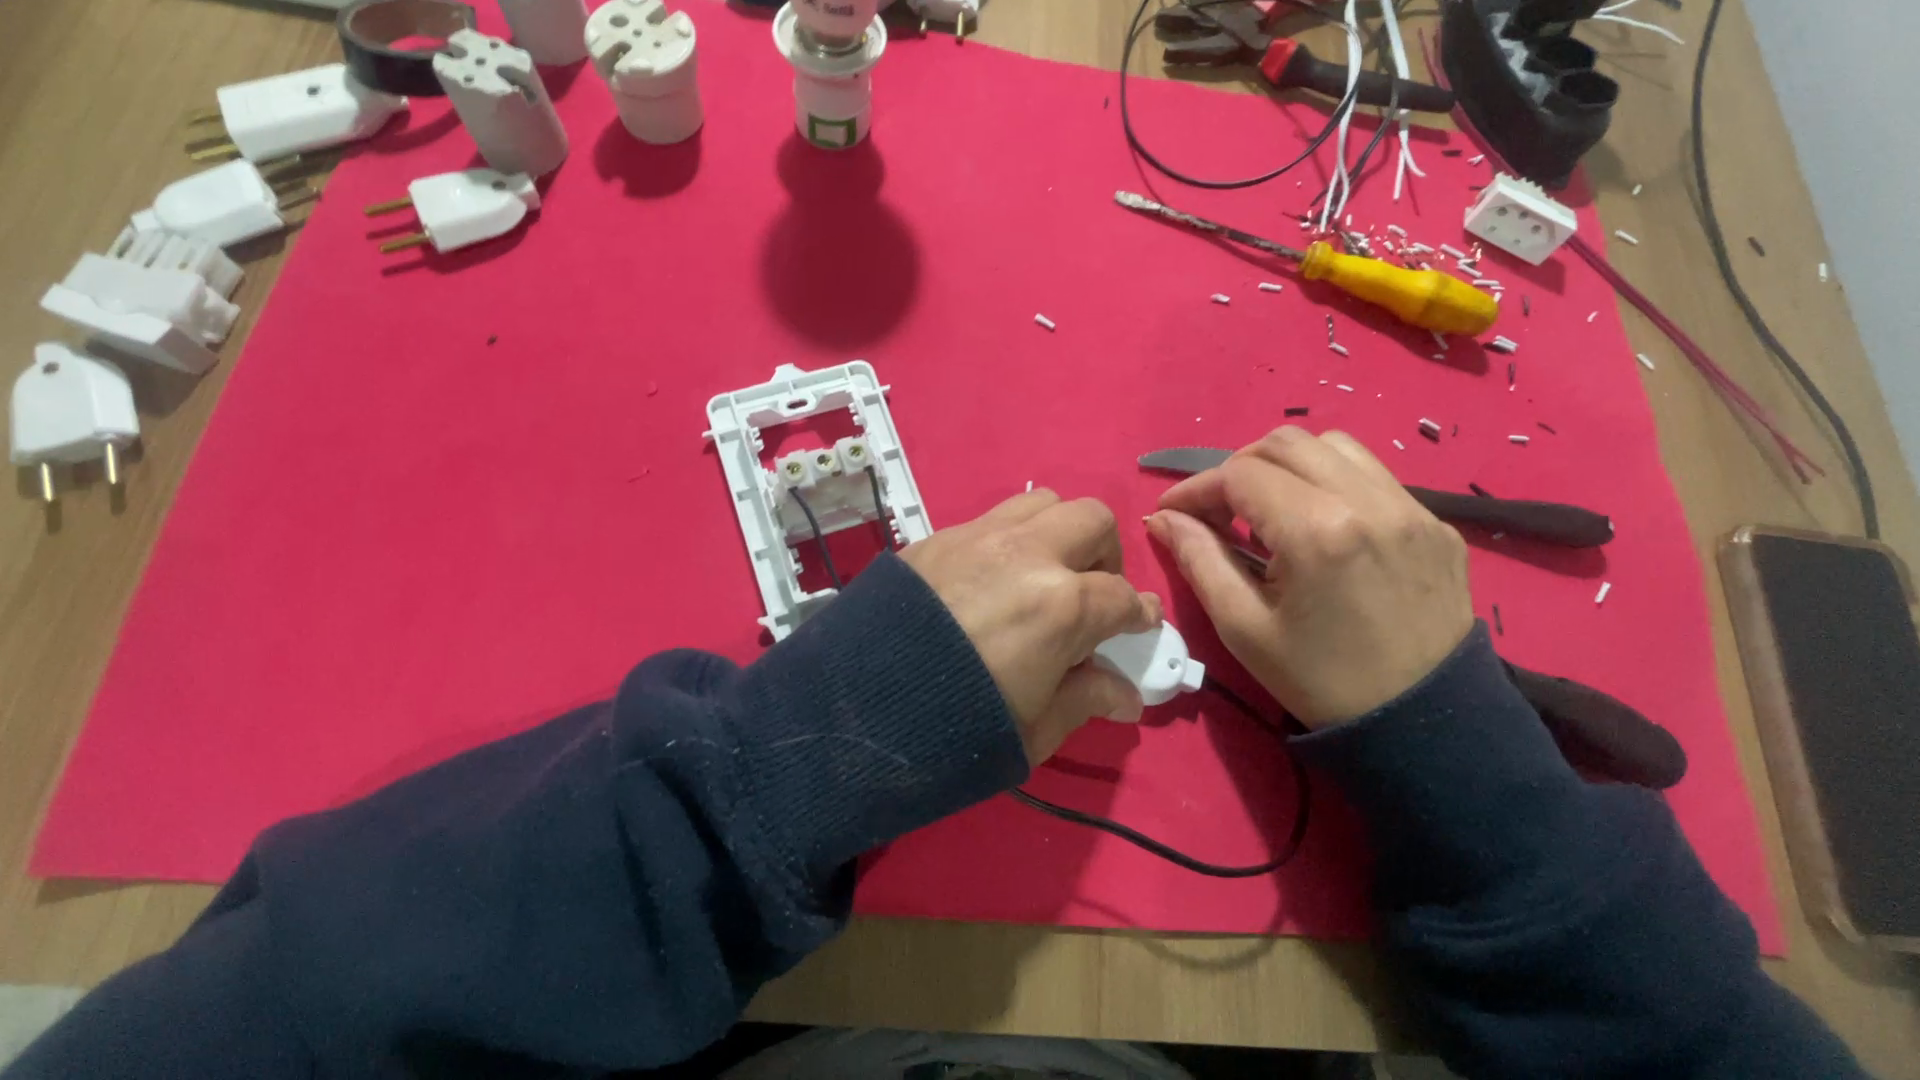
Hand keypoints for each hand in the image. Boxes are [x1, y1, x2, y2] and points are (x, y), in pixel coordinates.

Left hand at [900, 490, 1161, 763]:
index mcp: (1063, 604)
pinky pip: (990, 519)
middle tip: (1091, 594)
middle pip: (1092, 521)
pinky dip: (1009, 541)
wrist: (854, 712)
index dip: (1138, 616)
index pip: (1124, 597)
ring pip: (1041, 503)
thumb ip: (1085, 699)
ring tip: (1043, 576)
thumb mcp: (1034, 729)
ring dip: (1057, 533)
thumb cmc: (956, 730)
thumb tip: (1126, 695)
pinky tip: (990, 582)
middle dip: (1105, 556)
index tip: (1137, 626)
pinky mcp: (937, 538)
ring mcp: (978, 537)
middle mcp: (1028, 554)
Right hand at [1146, 427, 1472, 729]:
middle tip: (1219, 512)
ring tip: (1269, 512)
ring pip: (1335, 447)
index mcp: (1318, 531)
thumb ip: (1199, 560)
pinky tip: (1321, 529)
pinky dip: (1333, 485)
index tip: (1172, 514)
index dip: (1196, 489)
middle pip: (1285, 444)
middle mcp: (1369, 501)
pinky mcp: (1435, 523)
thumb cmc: (1320, 680)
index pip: (1240, 474)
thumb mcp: (1243, 628)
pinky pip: (1374, 477)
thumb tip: (1164, 519)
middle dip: (1238, 469)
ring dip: (1288, 467)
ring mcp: (1411, 507)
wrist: (1423, 723)